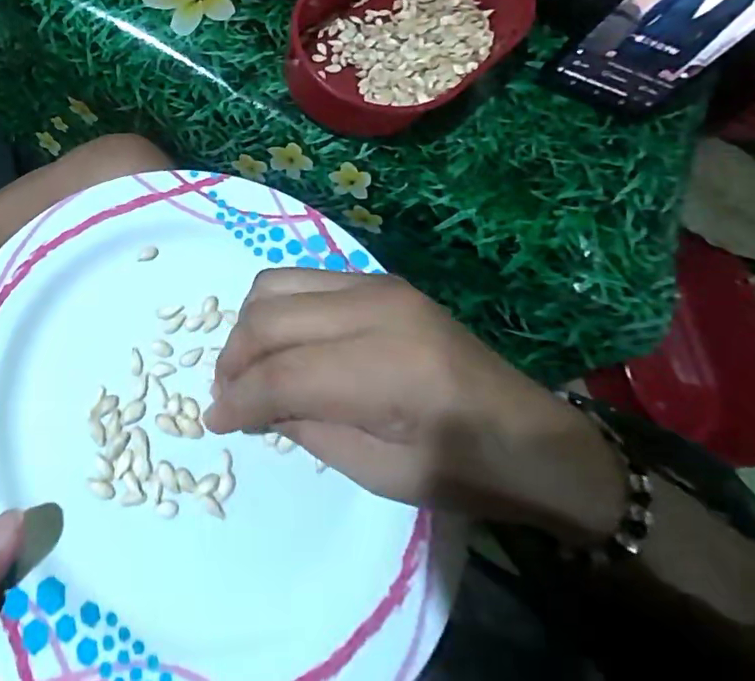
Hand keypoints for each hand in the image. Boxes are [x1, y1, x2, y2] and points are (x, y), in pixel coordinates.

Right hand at [203, 270, 621, 544]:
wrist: (539, 439)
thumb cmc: (467, 473)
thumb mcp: (381, 474)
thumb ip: (306, 429)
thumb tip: (250, 403)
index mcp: (390, 370)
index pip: (283, 374)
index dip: (239, 398)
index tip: (214, 420)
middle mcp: (379, 311)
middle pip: (270, 320)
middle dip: (233, 360)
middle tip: (225, 395)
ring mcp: (379, 285)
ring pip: (274, 285)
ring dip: (247, 327)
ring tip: (246, 367)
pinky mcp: (379, 280)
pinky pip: (300, 280)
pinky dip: (274, 309)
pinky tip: (278, 343)